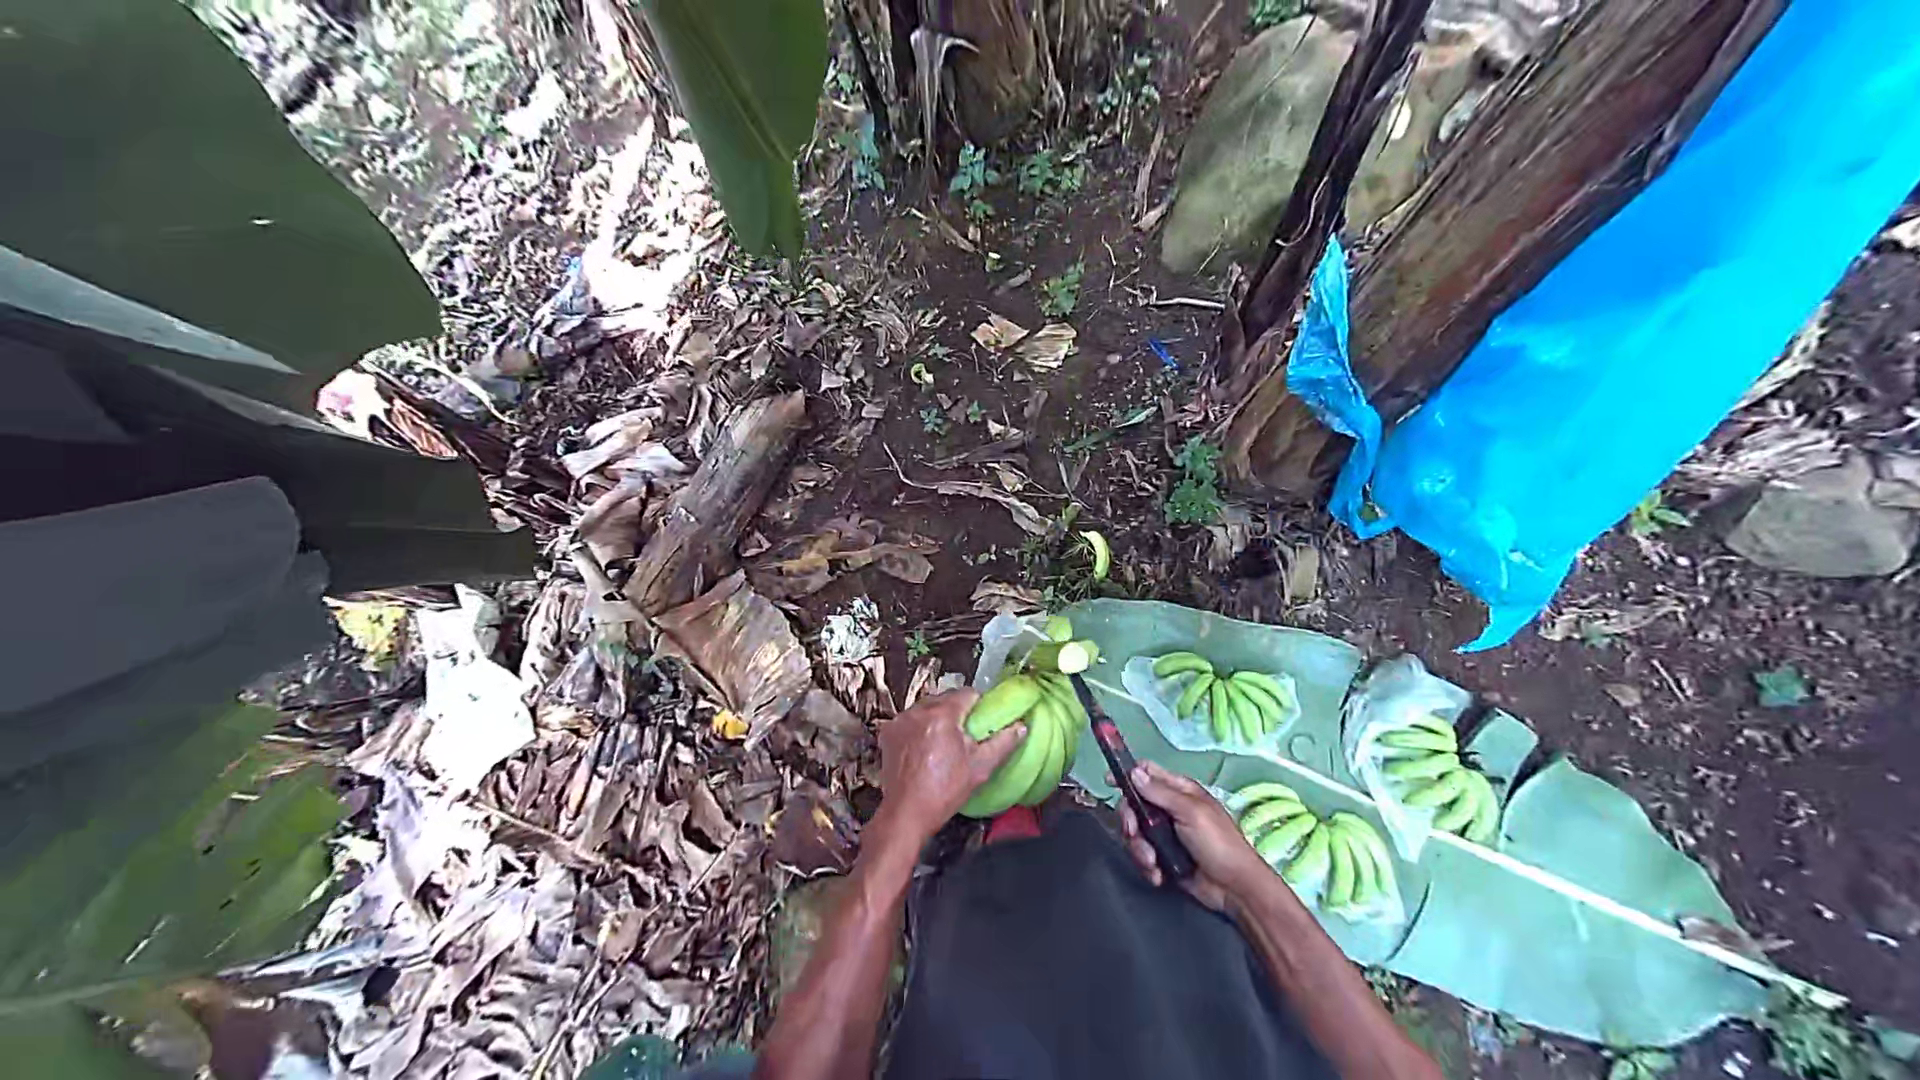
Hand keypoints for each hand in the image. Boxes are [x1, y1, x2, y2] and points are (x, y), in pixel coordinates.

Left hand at [873, 689, 1024, 843]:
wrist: (907, 813)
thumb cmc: (945, 790)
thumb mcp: (980, 767)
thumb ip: (1003, 743)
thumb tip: (1021, 726)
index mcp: (942, 715)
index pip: (967, 693)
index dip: (978, 705)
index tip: (982, 721)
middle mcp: (918, 711)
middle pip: (945, 699)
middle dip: (957, 712)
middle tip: (966, 735)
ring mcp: (900, 721)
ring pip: (926, 708)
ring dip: (936, 718)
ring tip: (945, 743)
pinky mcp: (888, 732)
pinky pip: (909, 720)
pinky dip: (918, 728)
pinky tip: (925, 748)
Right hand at [1120, 760, 1275, 912]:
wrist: (1235, 890)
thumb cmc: (1218, 843)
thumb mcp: (1191, 812)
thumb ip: (1160, 792)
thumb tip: (1134, 772)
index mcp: (1179, 791)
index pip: (1147, 773)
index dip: (1128, 774)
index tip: (1109, 781)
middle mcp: (1169, 808)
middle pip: (1133, 804)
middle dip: (1130, 821)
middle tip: (1134, 833)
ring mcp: (1165, 833)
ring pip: (1135, 832)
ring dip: (1139, 848)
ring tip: (1153, 862)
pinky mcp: (1163, 856)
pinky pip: (1142, 854)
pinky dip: (1147, 865)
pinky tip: (1158, 874)